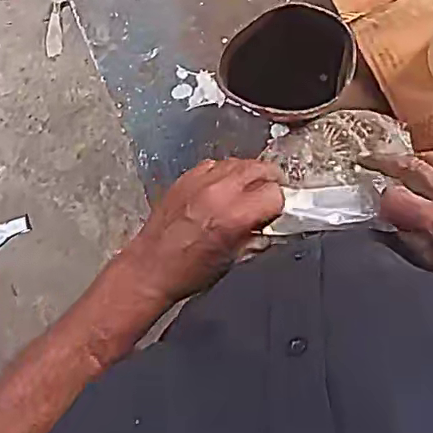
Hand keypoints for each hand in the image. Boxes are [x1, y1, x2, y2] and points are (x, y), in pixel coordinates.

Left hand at [113, 159, 284, 303]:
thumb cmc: (189, 271)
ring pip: (239, 162)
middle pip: (260, 168)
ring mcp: (200, 181)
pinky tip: (224, 187)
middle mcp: (218, 192)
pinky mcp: (186, 178)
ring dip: (250, 174)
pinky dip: (225, 173)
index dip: (282, 202)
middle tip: (271, 194)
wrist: (151, 268)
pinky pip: (216, 164)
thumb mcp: (235, 258)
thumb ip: (259, 236)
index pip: (275, 193)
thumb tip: (275, 223)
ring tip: (249, 190)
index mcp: (234, 216)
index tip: (279, 210)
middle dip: (271, 181)